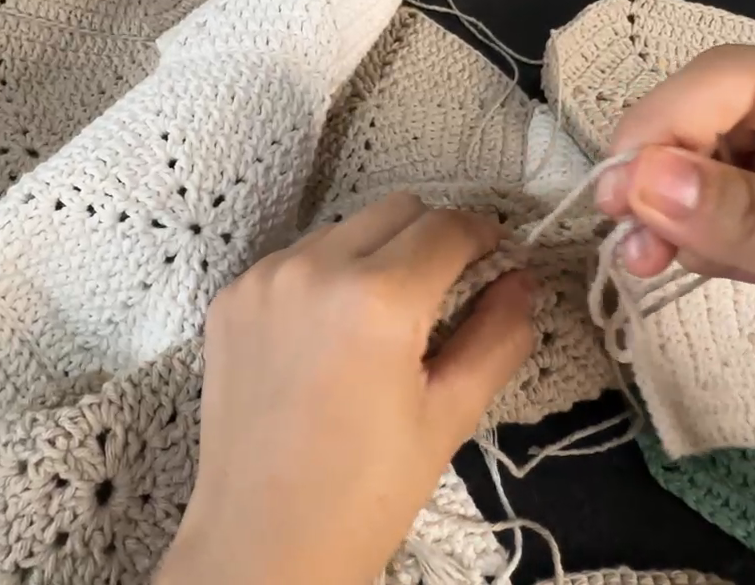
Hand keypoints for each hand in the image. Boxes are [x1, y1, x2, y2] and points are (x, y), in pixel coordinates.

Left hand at [156, 195, 535, 584]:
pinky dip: (323, 277)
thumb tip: (522, 280)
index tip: (495, 256)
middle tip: (443, 289)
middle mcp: (315, 268)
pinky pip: (296, 258)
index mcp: (378, 299)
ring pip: (345, 228)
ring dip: (375, 254)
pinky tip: (323, 336)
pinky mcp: (232, 294)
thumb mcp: (449, 416)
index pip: (448, 226)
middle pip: (397, 209)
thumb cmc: (366, 492)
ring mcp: (264, 277)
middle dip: (432, 237)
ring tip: (377, 321)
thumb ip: (497, 335)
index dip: (484, 235)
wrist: (261, 544)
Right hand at [594, 46, 754, 584]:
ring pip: (704, 165)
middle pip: (718, 114)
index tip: (620, 183)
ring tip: (634, 256)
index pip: (752, 79)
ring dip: (659, 202)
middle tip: (615, 221)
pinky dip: (677, 236)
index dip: (675, 116)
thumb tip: (642, 179)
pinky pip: (715, 218)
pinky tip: (658, 264)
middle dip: (659, 160)